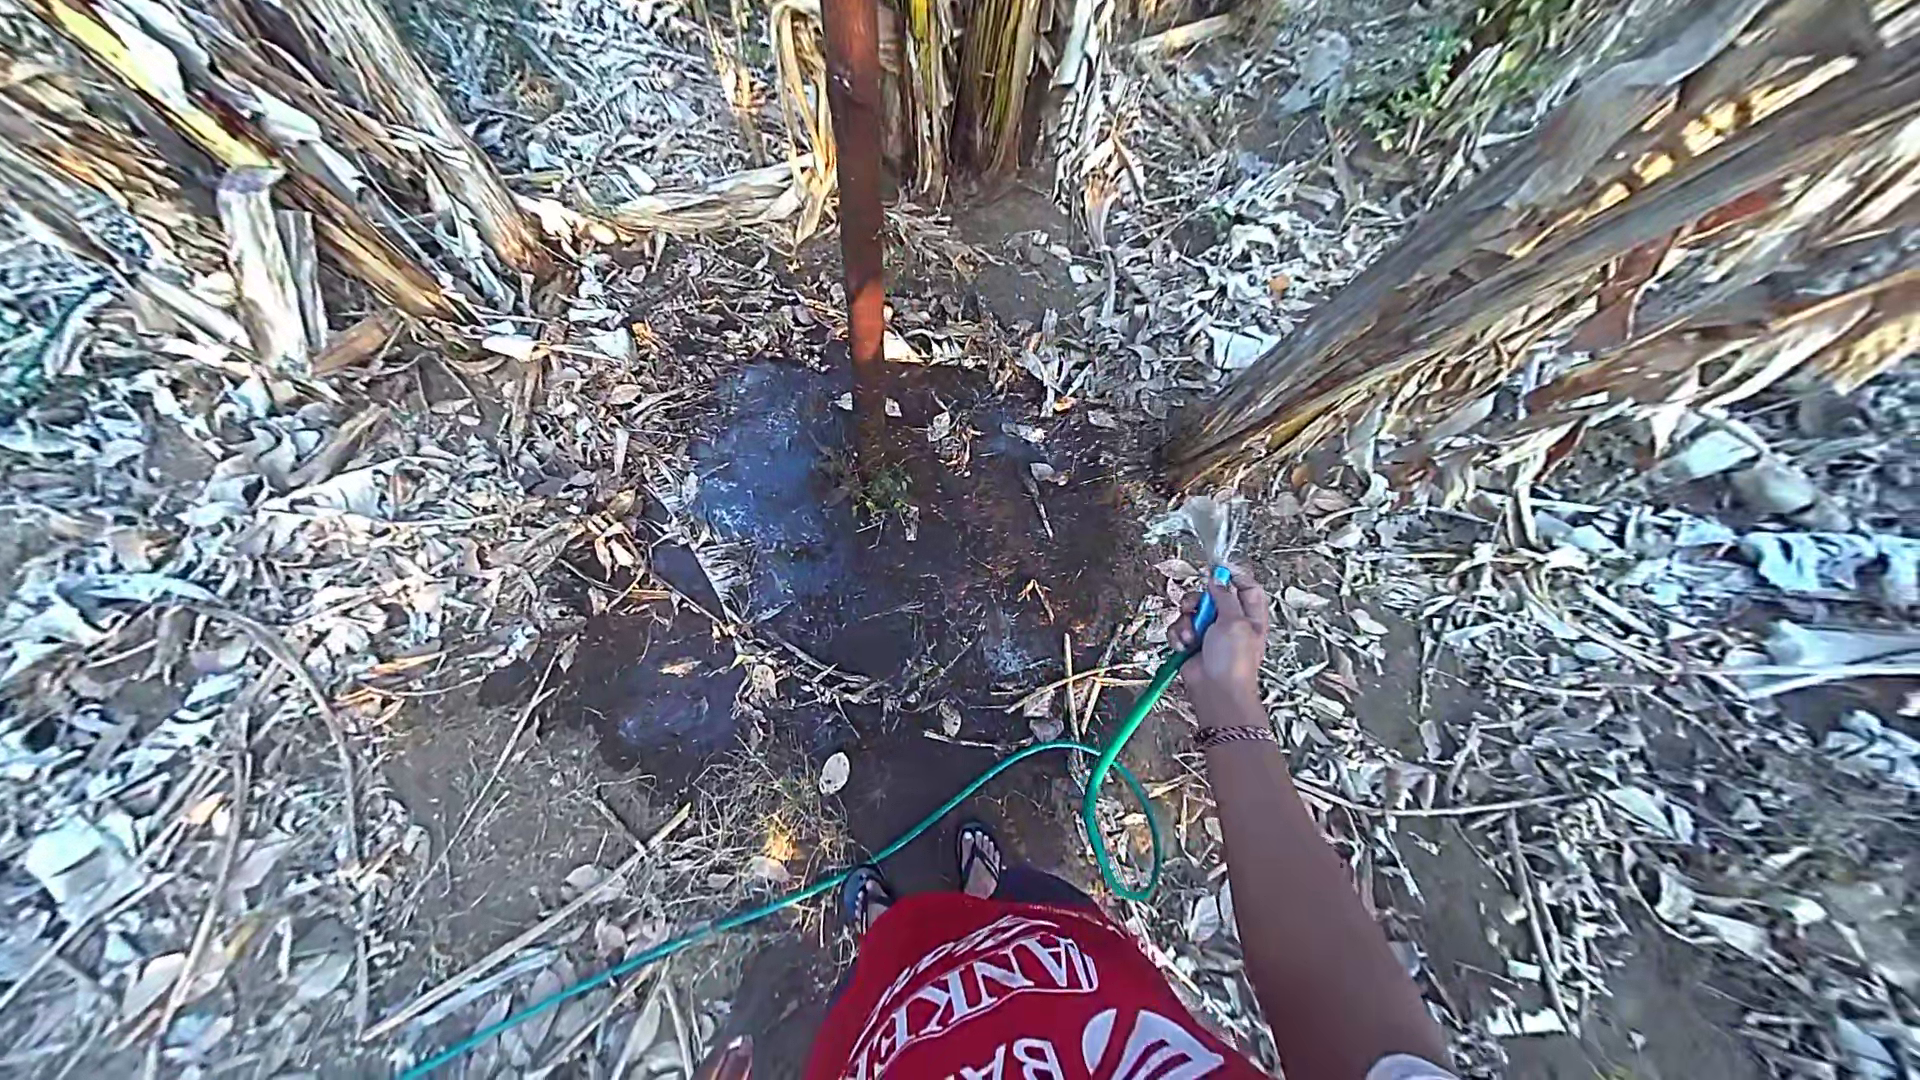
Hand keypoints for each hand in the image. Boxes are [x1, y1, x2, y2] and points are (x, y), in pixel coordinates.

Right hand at [1167, 567, 1269, 728]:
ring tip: (1191, 636)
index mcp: (1250, 617)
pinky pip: (1179, 628)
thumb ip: (1225, 597)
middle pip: (1211, 596)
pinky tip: (1185, 646)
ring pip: (1191, 612)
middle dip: (1198, 600)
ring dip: (1186, 623)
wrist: (1215, 690)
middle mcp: (1230, 623)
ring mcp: (1210, 633)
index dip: (1232, 577)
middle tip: (1194, 607)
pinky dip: (1178, 636)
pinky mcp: (1192, 643)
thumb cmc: (1234, 662)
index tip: (1216, 570)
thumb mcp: (1235, 622)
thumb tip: (1218, 579)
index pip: (1245, 587)